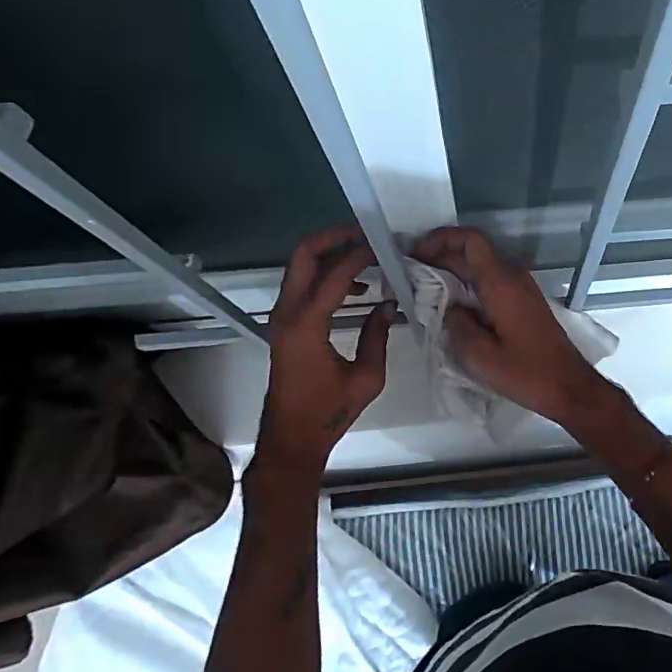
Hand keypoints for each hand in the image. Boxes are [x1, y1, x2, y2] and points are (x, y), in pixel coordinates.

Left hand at [255, 227, 393, 486]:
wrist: (292, 436)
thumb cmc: (329, 412)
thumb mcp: (367, 377)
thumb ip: (377, 336)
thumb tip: (389, 305)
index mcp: (307, 325)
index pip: (334, 275)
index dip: (360, 255)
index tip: (384, 245)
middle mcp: (287, 314)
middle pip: (304, 255)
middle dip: (335, 238)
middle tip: (367, 235)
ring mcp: (281, 317)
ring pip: (300, 267)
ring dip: (331, 255)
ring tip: (367, 256)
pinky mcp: (284, 325)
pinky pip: (302, 285)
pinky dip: (326, 275)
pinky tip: (356, 288)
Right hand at [412, 226, 620, 427]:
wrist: (569, 386)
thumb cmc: (527, 373)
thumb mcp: (480, 356)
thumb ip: (457, 325)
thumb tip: (449, 308)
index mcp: (501, 284)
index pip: (470, 241)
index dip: (440, 239)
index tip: (416, 253)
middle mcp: (513, 277)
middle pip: (473, 252)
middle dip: (440, 256)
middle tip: (410, 272)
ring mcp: (521, 288)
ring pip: (482, 266)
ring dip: (453, 270)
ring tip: (424, 287)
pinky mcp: (524, 302)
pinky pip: (491, 282)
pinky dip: (468, 284)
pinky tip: (451, 304)